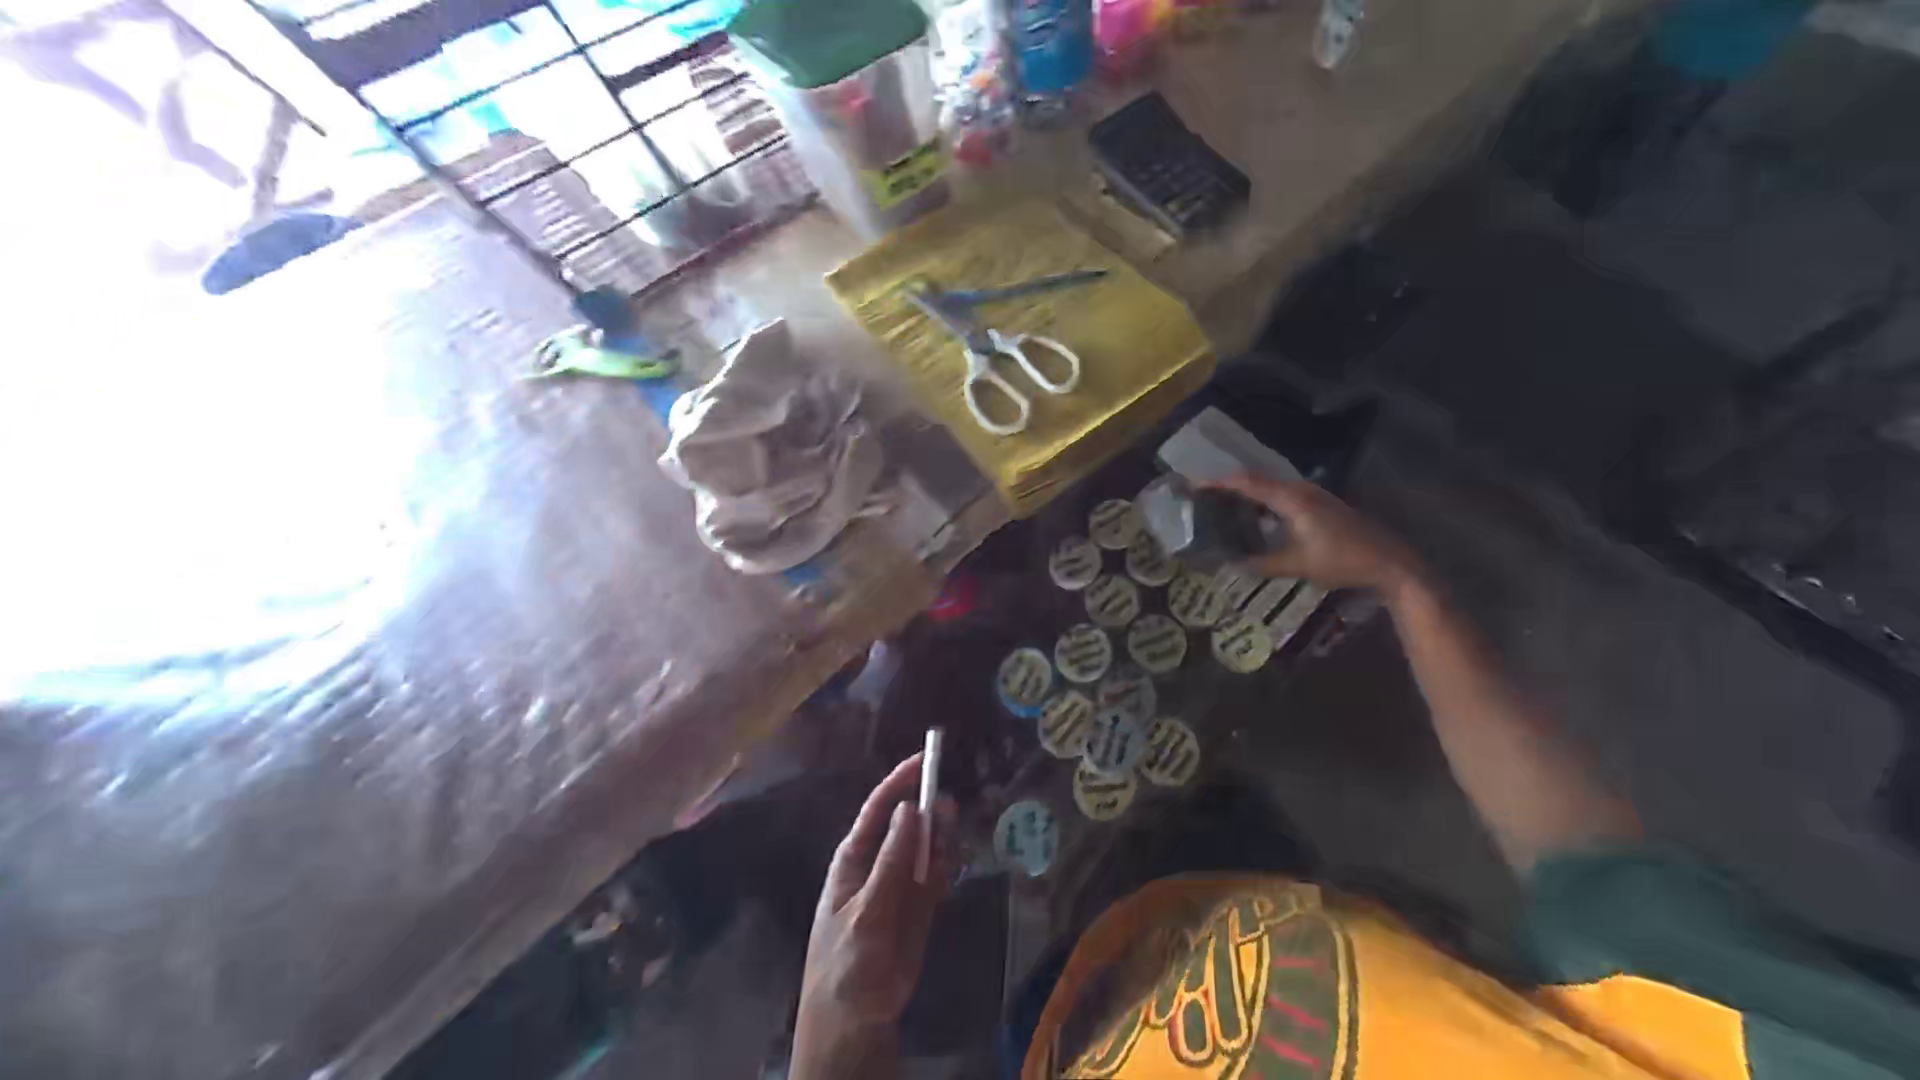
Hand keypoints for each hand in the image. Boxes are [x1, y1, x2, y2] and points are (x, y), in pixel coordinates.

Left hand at [791, 753, 954, 1079]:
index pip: (879, 809)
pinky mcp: (920, 907)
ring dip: (940, 834)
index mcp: (855, 858)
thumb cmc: (845, 962)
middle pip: (907, 825)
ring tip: (954, 820)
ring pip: (926, 847)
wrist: (854, 1019)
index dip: (900, 782)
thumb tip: (909, 809)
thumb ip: (890, 861)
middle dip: (927, 808)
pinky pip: (936, 876)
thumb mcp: (866, 910)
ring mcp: (901, 884)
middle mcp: (880, 863)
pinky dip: (947, 862)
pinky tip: (955, 851)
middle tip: (948, 799)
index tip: (923, 760)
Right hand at [1214, 475, 1424, 596]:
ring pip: (1271, 487)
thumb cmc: (1342, 561)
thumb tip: (1231, 565)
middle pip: (1257, 479)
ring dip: (1247, 492)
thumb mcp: (1297, 566)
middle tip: (1203, 493)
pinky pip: (1282, 495)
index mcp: (1292, 499)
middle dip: (1229, 484)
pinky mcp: (1321, 504)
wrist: (1390, 563)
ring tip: (1222, 502)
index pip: (1248, 483)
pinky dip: (1263, 500)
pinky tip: (1255, 515)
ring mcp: (1314, 495)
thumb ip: (1262, 563)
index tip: (1194, 484)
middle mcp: (1301, 490)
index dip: (1219, 482)